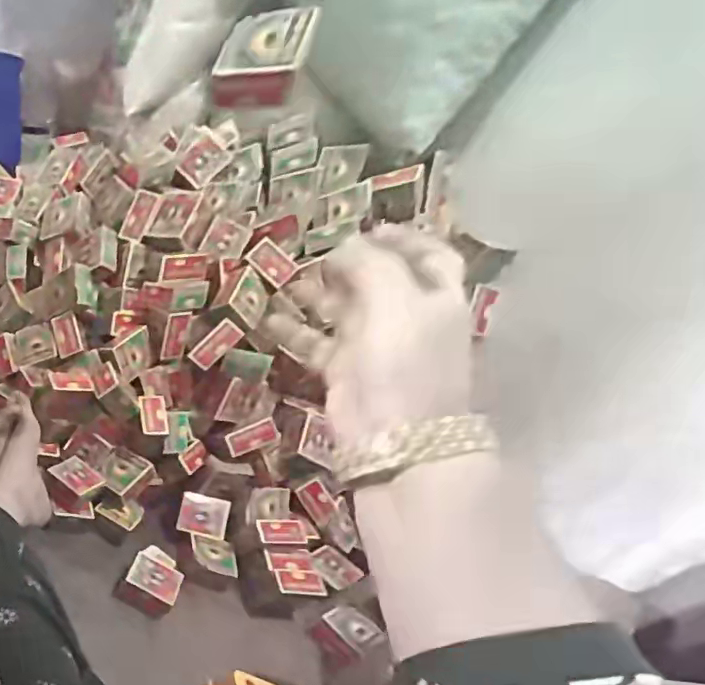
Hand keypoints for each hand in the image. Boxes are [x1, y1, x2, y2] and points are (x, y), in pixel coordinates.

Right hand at [262, 225, 475, 444]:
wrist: (393, 437)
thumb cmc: (404, 365)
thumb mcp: (395, 304)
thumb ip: (370, 267)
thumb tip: (343, 245)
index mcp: (435, 296)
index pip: (427, 255)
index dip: (401, 238)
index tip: (366, 229)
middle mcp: (406, 317)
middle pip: (377, 281)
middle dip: (347, 265)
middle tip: (312, 255)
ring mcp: (373, 347)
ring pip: (341, 311)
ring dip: (314, 296)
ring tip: (283, 282)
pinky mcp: (342, 372)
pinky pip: (315, 343)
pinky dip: (293, 331)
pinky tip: (269, 319)